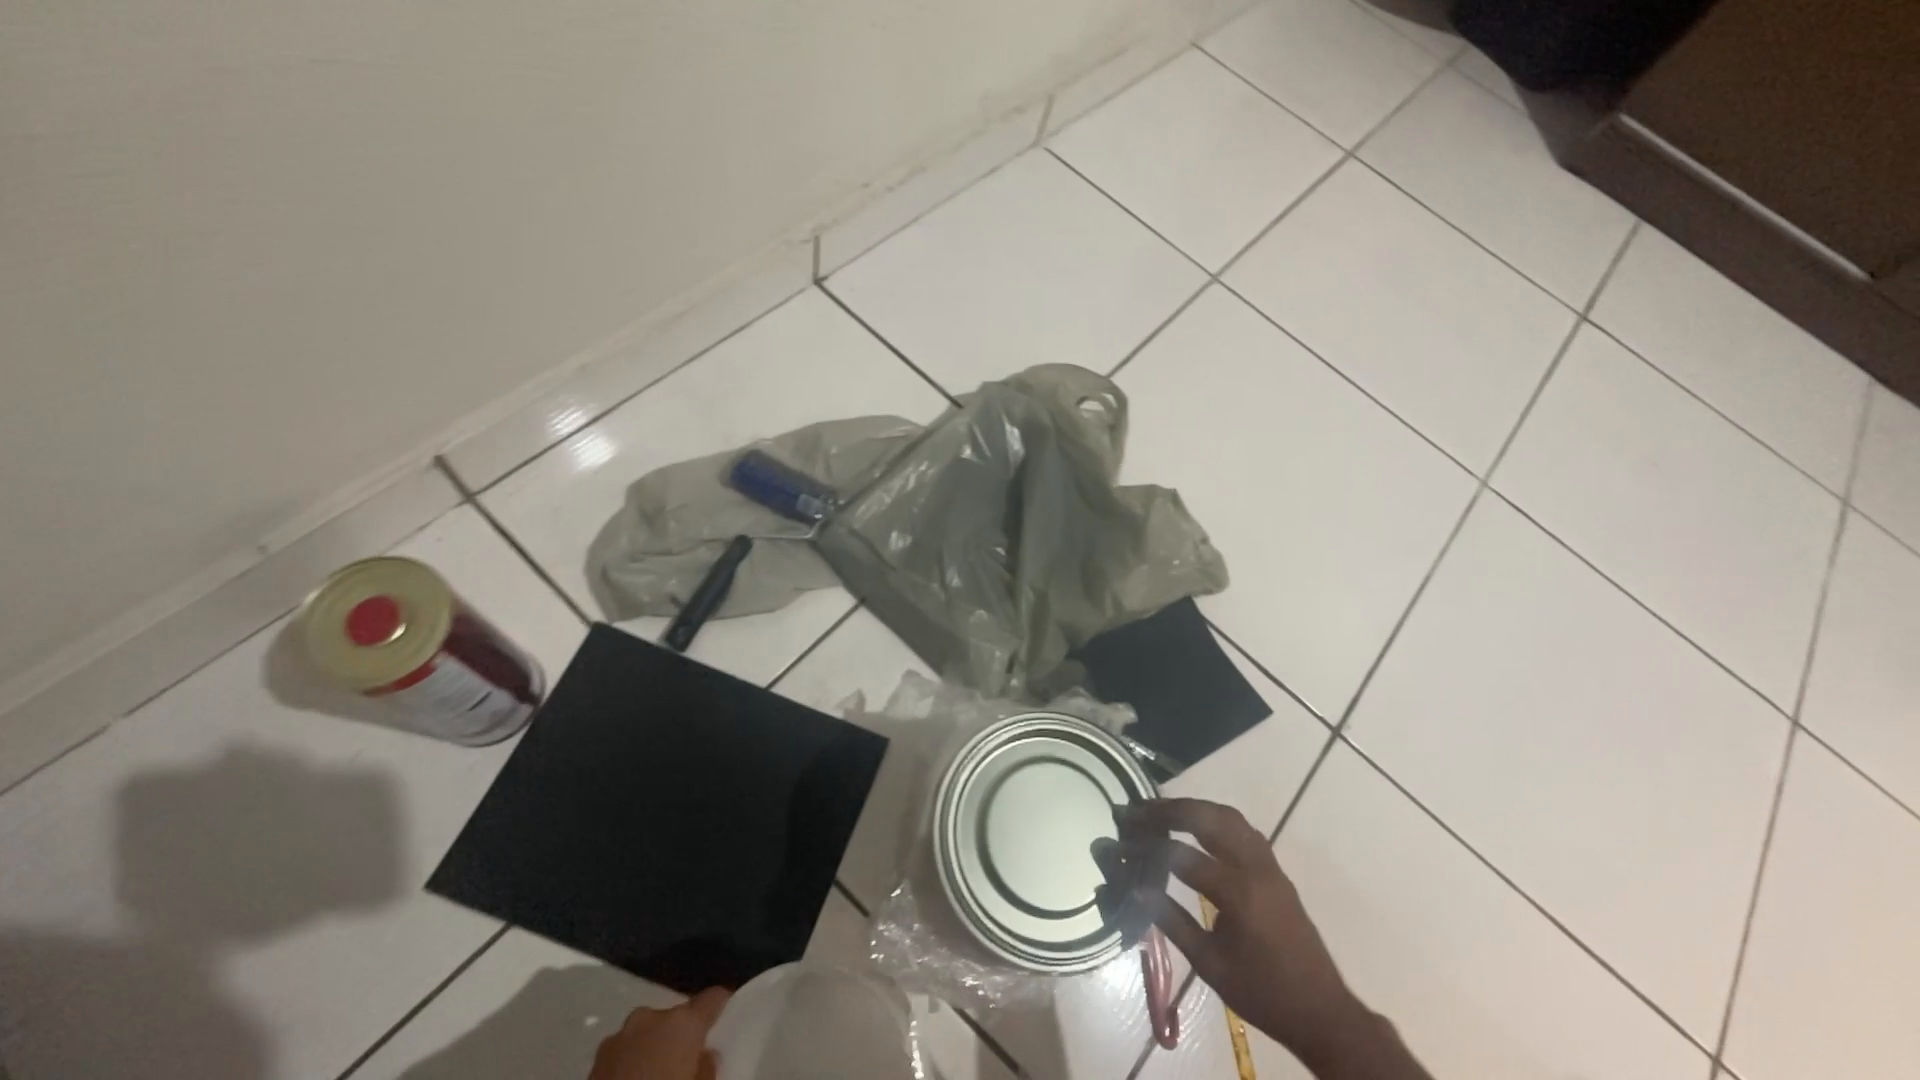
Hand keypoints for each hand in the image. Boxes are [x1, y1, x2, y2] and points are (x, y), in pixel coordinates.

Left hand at [589, 988, 730, 1079]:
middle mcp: (651, 1018)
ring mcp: (619, 1036)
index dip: (723, 1005)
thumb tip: (706, 1054)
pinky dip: (634, 1062)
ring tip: (659, 1075)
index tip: (729, 1018)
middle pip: (678, 1017)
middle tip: (690, 1062)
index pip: (713, 997)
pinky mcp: (596, 1059)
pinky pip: (626, 1051)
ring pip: (649, 1033)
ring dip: (656, 1048)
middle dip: (684, 1035)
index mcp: (682, 1023)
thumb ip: (708, 1069)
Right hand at [1112, 798, 1360, 1057]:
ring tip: (1158, 812)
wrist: (1320, 1010)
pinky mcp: (1275, 871)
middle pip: (1208, 818)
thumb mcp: (1209, 963)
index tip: (1117, 845)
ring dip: (1192, 808)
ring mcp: (1270, 866)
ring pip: (1228, 817)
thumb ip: (1171, 920)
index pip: (1181, 856)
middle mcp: (1255, 868)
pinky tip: (1195, 828)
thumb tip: (1132, 889)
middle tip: (1133, 812)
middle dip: (1167, 811)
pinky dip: (1214, 819)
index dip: (1145, 848)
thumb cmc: (1262, 993)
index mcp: (1238, 893)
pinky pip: (1243, 829)